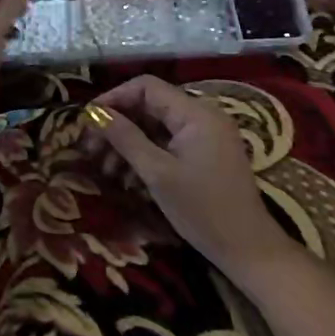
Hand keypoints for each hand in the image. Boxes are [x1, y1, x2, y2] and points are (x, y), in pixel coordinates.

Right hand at [83, 75, 291, 274]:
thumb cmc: (201, 208)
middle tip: (89, 148)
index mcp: (196, 114)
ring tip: (103, 167)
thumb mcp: (156, 172)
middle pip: (149, 106)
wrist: (246, 248)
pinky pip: (166, 143)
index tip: (88, 121)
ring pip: (154, 126)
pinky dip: (143, 154)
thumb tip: (94, 113)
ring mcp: (204, 136)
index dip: (114, 98)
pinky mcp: (203, 154)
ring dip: (126, 142)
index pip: (147, 87)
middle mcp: (202, 117)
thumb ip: (125, 137)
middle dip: (116, 124)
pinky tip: (125, 176)